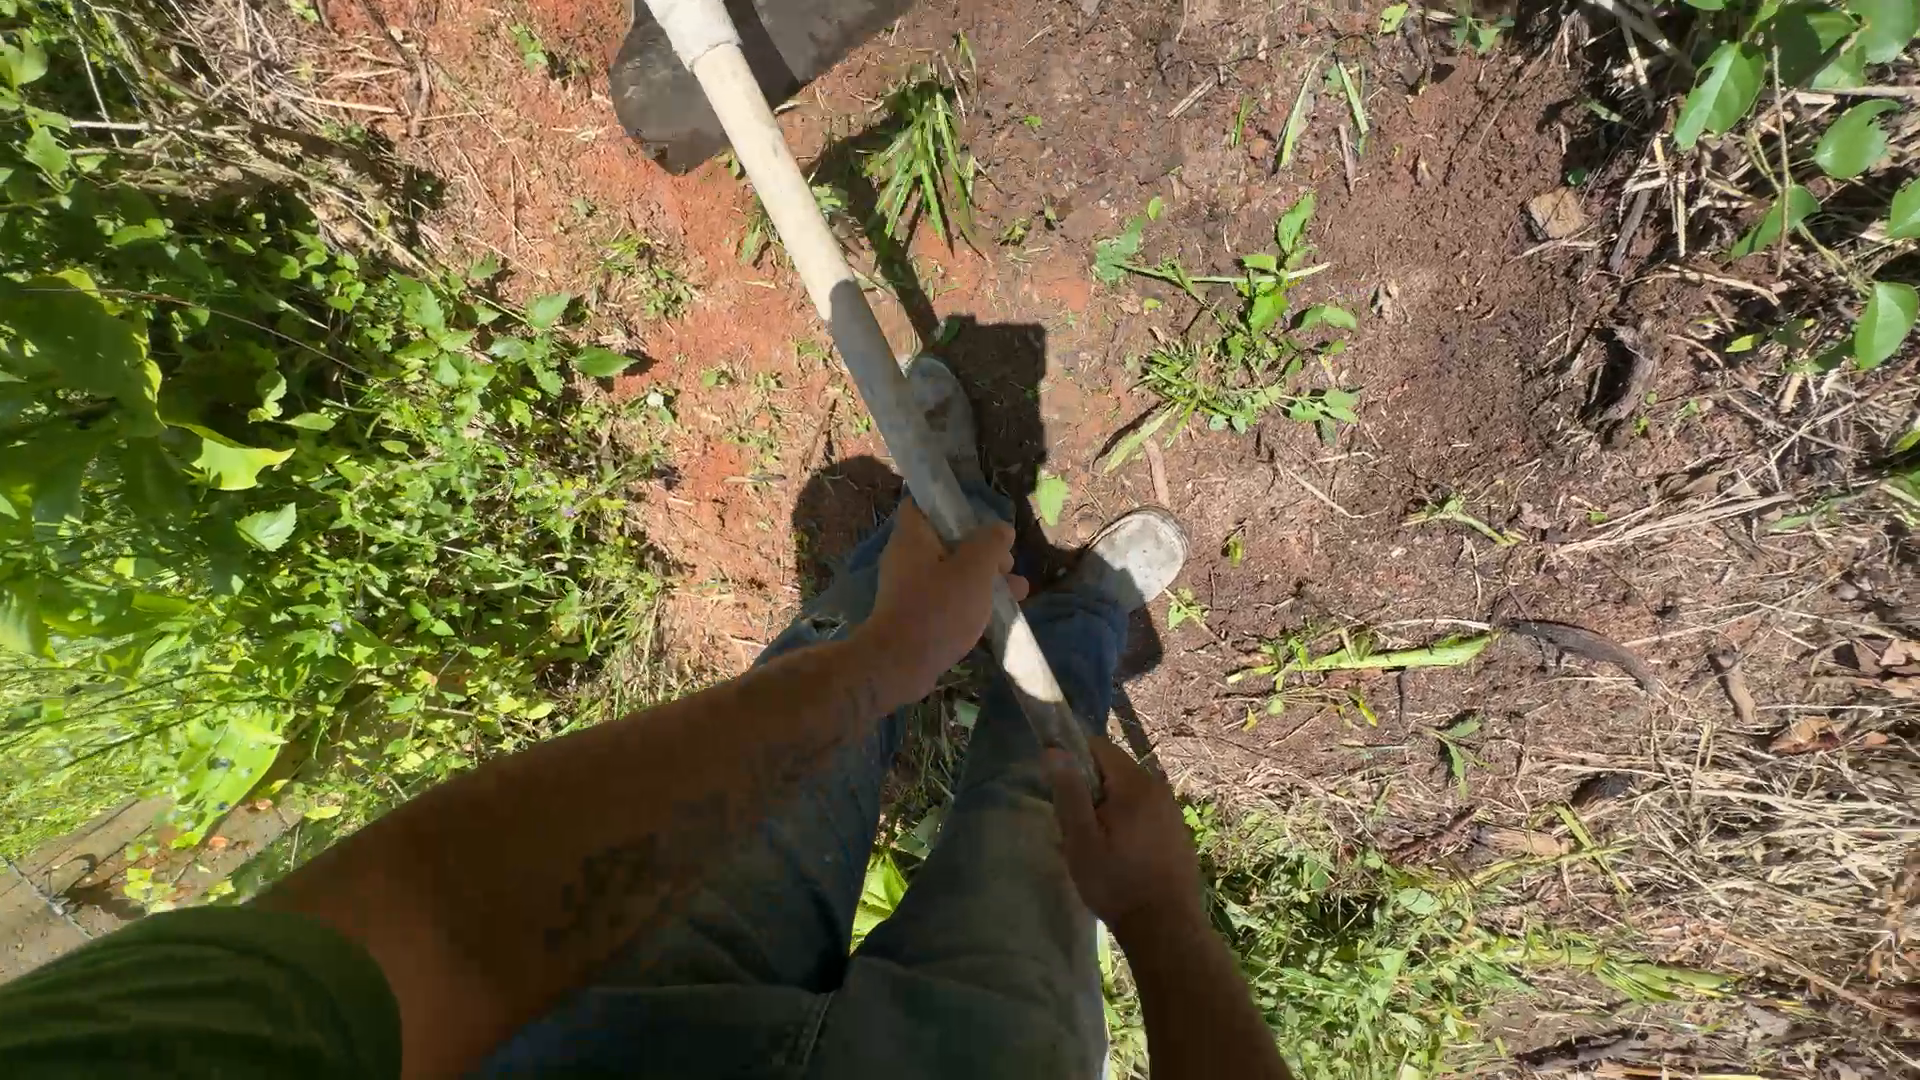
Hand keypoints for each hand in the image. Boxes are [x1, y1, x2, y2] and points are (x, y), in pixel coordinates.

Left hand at [857, 498, 1026, 702]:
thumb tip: (1001, 529)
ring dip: (984, 579)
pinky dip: (971, 601)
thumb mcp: (975, 569)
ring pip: (951, 573)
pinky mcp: (916, 615)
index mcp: (913, 537)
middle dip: (982, 550)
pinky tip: (1000, 613)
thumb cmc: (938, 608)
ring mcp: (909, 589)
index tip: (981, 518)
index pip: (923, 505)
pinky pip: (946, 599)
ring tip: (1018, 591)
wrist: (900, 664)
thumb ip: (991, 544)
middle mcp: (906, 558)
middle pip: (947, 541)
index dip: (952, 506)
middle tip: (1007, 564)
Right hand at [1044, 736, 1204, 938]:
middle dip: (1091, 785)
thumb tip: (1054, 751)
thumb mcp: (1081, 839)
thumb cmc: (1116, 883)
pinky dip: (1127, 817)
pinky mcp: (1177, 829)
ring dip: (1109, 803)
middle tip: (1075, 822)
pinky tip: (1120, 850)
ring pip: (1129, 789)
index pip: (1099, 746)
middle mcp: (1157, 787)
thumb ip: (1069, 792)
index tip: (1060, 787)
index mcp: (1134, 784)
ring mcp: (1171, 808)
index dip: (1074, 758)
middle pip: (1114, 767)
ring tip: (1095, 839)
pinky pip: (1144, 808)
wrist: (1166, 929)